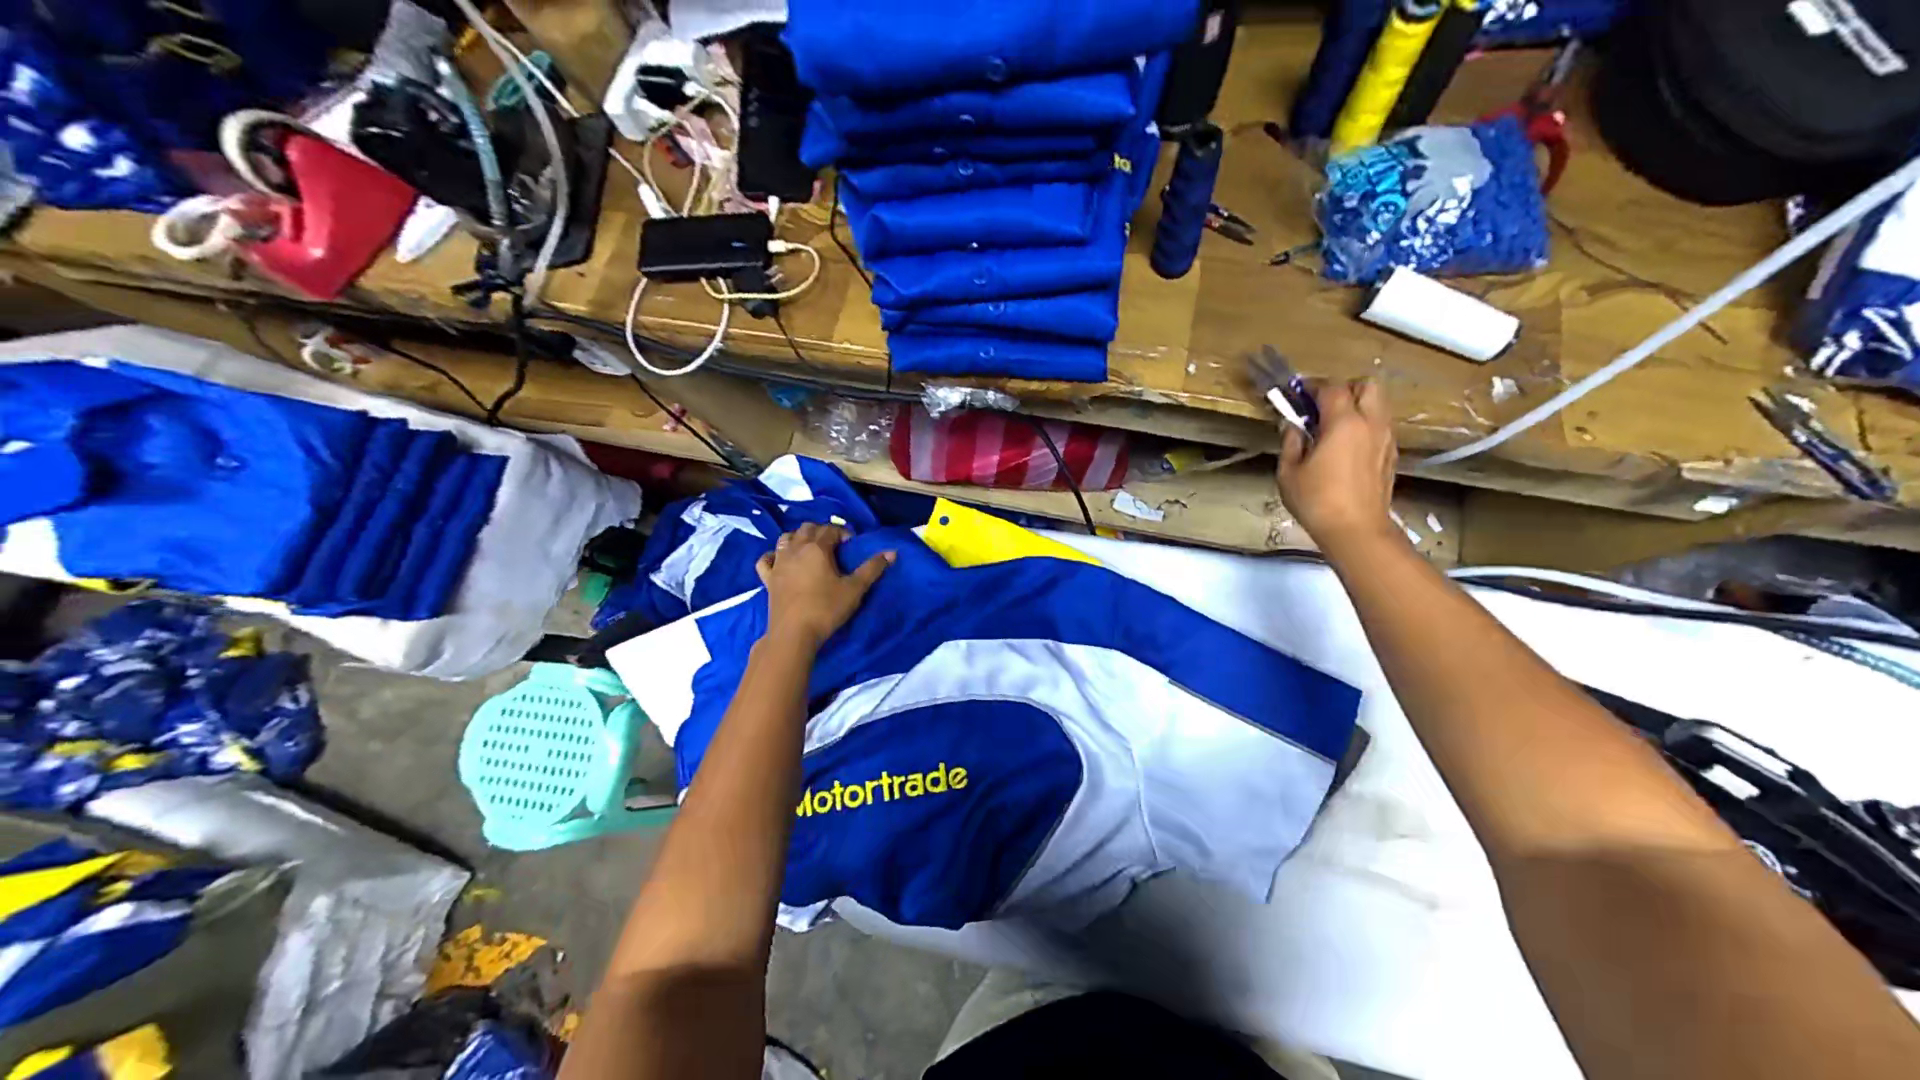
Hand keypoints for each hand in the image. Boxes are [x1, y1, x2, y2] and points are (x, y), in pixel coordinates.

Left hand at [755, 524, 893, 648]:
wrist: (794, 634)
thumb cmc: (826, 609)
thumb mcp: (855, 589)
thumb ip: (872, 569)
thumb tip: (892, 552)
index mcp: (817, 548)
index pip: (830, 530)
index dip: (843, 534)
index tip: (851, 546)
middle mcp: (795, 549)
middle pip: (807, 529)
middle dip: (821, 532)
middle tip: (833, 546)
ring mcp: (778, 563)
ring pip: (785, 538)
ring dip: (798, 538)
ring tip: (810, 551)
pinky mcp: (767, 578)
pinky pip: (766, 559)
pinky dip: (773, 555)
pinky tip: (779, 560)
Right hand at [1277, 378, 1402, 560]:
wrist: (1356, 530)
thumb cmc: (1317, 501)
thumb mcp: (1289, 472)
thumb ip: (1290, 442)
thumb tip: (1292, 426)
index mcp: (1343, 423)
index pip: (1332, 388)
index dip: (1313, 387)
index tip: (1298, 394)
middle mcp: (1370, 424)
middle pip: (1367, 385)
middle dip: (1345, 389)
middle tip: (1323, 406)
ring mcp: (1386, 439)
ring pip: (1378, 404)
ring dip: (1358, 406)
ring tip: (1334, 426)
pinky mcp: (1391, 455)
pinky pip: (1381, 426)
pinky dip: (1365, 425)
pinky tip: (1347, 446)